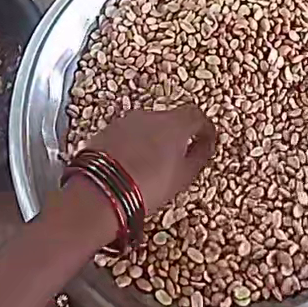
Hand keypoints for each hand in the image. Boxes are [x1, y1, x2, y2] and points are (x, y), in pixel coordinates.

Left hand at [77, 105, 217, 216]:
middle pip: (170, 120)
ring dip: (153, 142)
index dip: (204, 129)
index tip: (207, 142)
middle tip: (178, 160)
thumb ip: (198, 156)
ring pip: (147, 127)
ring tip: (152, 168)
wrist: (100, 191)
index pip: (196, 115)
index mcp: (174, 123)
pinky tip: (131, 167)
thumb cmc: (148, 186)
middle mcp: (149, 115)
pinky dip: (134, 146)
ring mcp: (125, 121)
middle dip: (176, 137)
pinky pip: (127, 135)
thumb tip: (204, 146)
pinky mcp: (106, 131)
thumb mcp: (183, 177)